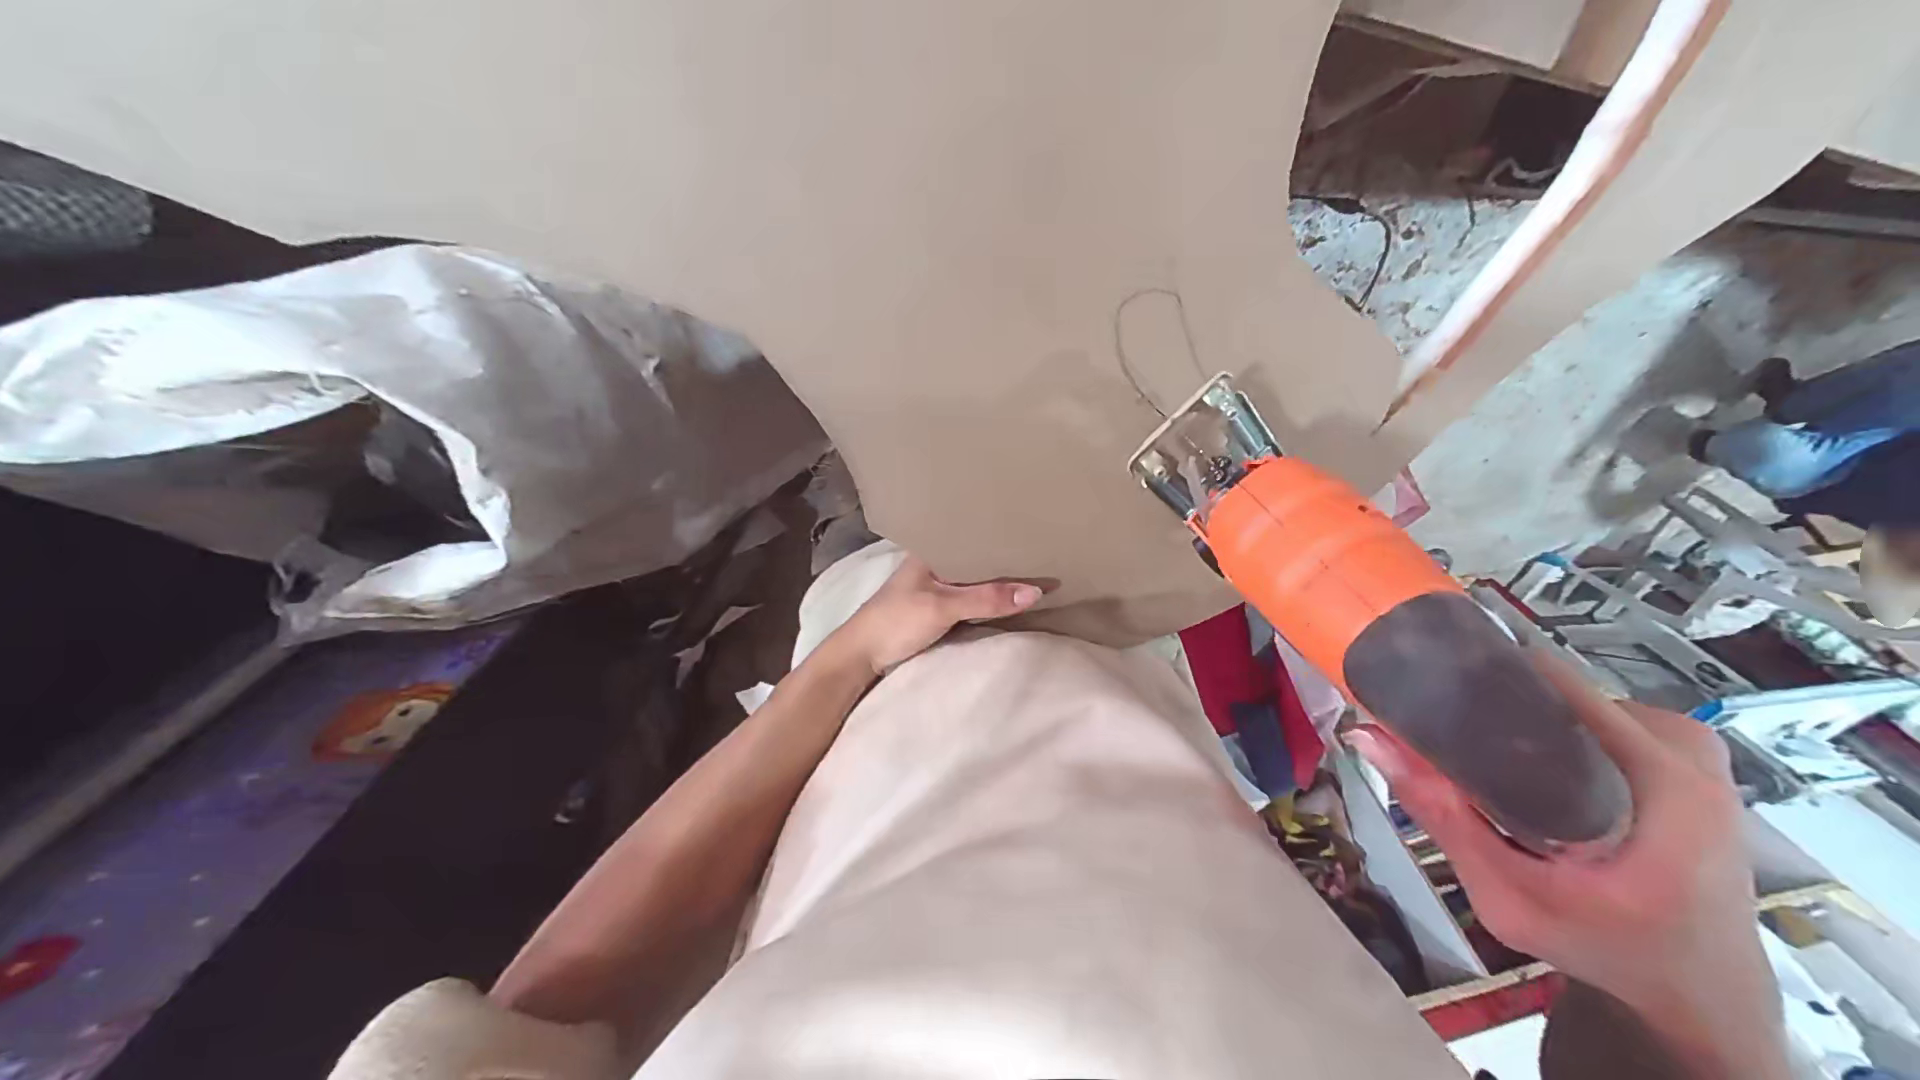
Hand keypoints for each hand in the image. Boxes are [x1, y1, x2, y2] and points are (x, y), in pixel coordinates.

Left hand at [826, 554, 1043, 675]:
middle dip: (1005, 559)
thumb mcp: (943, 608)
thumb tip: (1037, 591)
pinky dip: (987, 598)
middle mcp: (934, 564)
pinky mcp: (935, 609)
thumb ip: (987, 599)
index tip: (1035, 536)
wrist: (860, 656)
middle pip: (977, 558)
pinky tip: (1007, 598)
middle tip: (1044, 554)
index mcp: (932, 551)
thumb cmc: (895, 622)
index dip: (1002, 537)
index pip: (974, 537)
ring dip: (997, 581)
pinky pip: (970, 598)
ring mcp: (934, 587)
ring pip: (974, 579)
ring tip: (1035, 572)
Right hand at [1347, 656, 1788, 1079]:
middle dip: (1492, 709)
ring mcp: (1690, 746)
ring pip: (1569, 699)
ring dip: (1520, 725)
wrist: (1700, 989)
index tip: (1425, 691)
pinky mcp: (1684, 755)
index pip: (1552, 681)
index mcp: (1663, 775)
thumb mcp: (1509, 896)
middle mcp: (1683, 744)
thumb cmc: (1608, 946)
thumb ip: (1441, 816)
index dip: (1480, 679)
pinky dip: (1552, 735)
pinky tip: (1527, 774)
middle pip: (1555, 688)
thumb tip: (1364, 736)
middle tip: (1444, 741)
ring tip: (1482, 763)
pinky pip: (1594, 717)